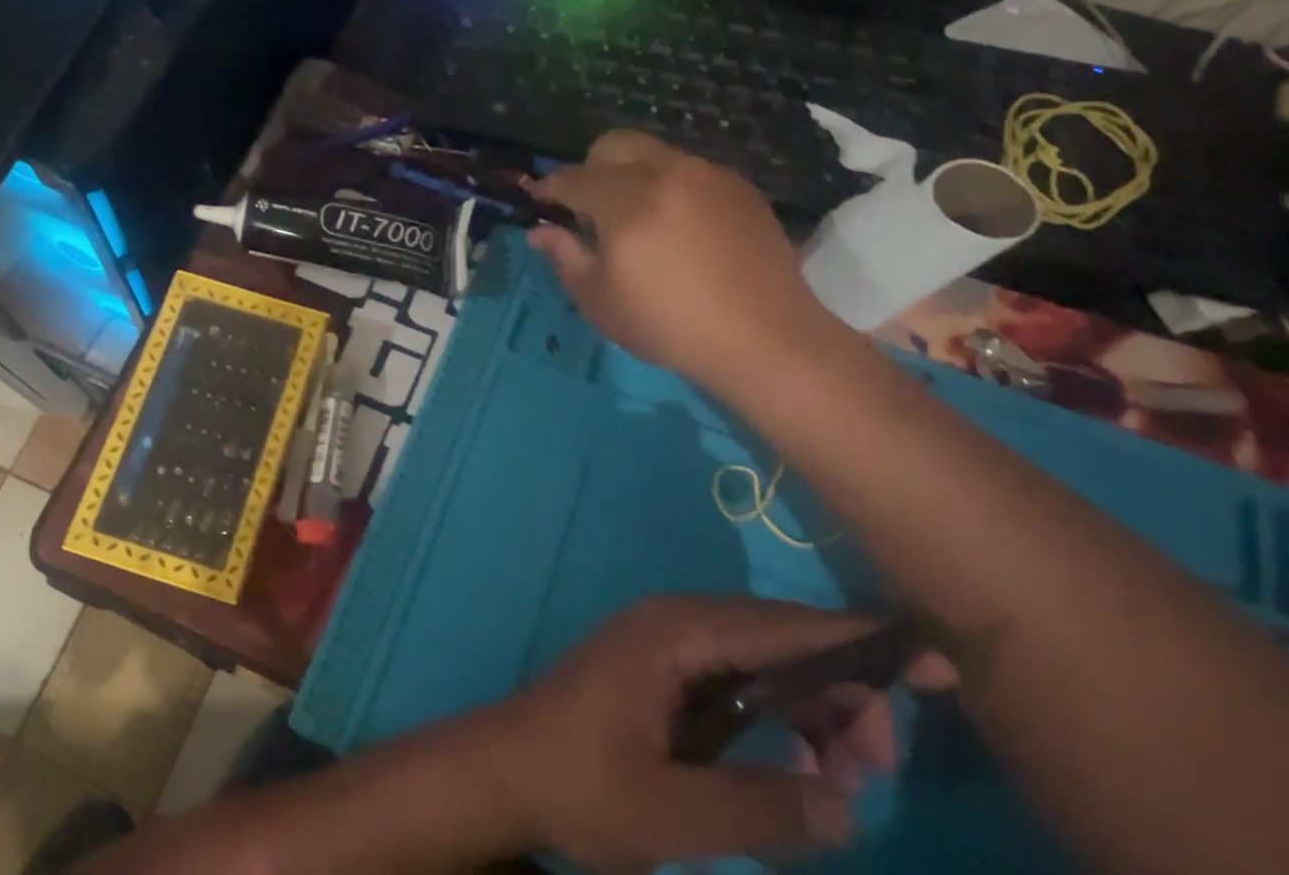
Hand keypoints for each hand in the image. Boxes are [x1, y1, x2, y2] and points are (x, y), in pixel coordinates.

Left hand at [483, 595, 954, 871]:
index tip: (937, 663)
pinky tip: (799, 764)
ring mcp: (667, 646)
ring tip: (844, 779)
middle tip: (873, 770)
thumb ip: (761, 809)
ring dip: (816, 710)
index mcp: (678, 633)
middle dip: (845, 696)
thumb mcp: (669, 812)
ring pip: (768, 662)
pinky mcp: (662, 673)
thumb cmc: (574, 784)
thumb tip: (847, 806)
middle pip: (786, 641)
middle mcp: (677, 624)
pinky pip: (741, 681)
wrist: (499, 774)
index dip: (865, 643)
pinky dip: (780, 715)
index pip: (789, 626)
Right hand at [527, 130, 843, 389]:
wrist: (762, 336)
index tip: (540, 205)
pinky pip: (692, 173)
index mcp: (626, 199)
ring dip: (634, 177)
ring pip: (656, 156)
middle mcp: (668, 172)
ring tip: (639, 225)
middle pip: (615, 145)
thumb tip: (541, 230)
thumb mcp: (598, 299)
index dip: (550, 190)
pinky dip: (672, 190)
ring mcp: (711, 176)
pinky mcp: (741, 189)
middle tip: (591, 212)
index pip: (573, 178)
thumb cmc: (666, 324)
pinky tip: (680, 233)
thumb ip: (564, 255)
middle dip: (592, 168)